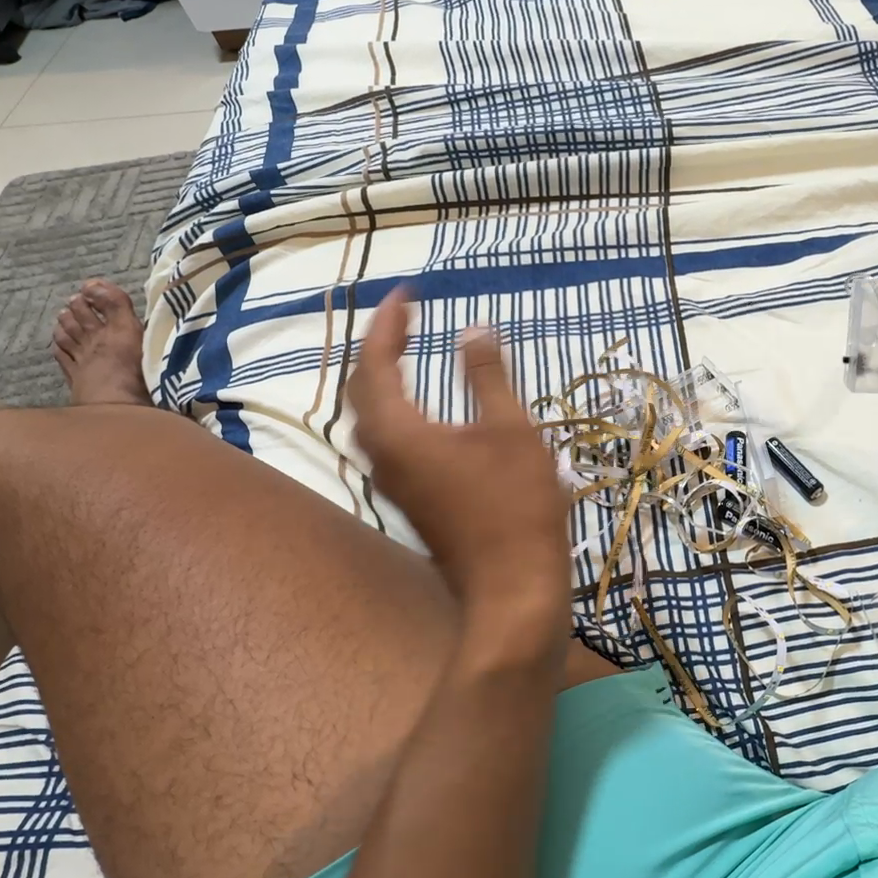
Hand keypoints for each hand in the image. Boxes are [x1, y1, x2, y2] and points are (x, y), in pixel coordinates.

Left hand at [350, 288, 570, 659]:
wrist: (512, 585)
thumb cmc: (515, 505)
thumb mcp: (511, 430)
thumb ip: (487, 376)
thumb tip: (474, 330)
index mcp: (399, 432)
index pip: (376, 363)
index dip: (388, 324)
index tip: (408, 293)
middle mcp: (383, 455)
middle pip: (362, 391)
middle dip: (378, 349)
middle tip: (404, 320)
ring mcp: (394, 482)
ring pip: (371, 419)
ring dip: (383, 381)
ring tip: (406, 354)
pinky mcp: (411, 500)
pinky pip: (389, 441)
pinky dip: (399, 411)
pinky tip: (426, 411)